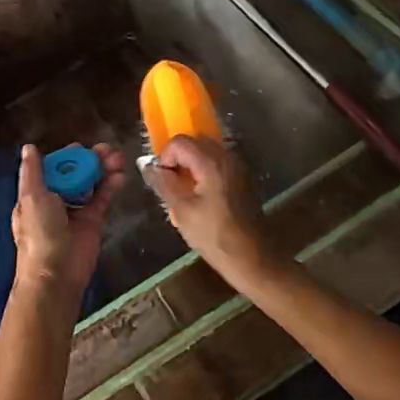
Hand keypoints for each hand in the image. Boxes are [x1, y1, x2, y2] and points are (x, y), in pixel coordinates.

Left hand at [11, 143, 127, 295]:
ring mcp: (75, 210)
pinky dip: (110, 186)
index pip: (53, 168)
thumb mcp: (31, 197)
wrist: (56, 274)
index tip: (82, 148)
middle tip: (107, 150)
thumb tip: (29, 147)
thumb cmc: (39, 233)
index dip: (68, 157)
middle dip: (90, 161)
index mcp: (37, 193)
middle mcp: (56, 200)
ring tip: (117, 158)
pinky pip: (102, 199)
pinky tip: (120, 176)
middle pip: (75, 173)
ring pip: (91, 183)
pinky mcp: (93, 221)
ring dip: (103, 170)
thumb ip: (33, 172)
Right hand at [145, 137, 273, 275]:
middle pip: (194, 142)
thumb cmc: (214, 235)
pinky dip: (205, 170)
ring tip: (185, 191)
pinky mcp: (243, 178)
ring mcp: (238, 166)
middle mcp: (227, 157)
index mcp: (211, 162)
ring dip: (191, 165)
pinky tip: (202, 196)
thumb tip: (148, 165)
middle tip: (172, 185)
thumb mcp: (182, 210)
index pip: (179, 142)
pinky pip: (218, 163)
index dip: (165, 158)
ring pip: (207, 151)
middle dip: (178, 159)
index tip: (163, 181)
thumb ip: (163, 182)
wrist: (251, 257)